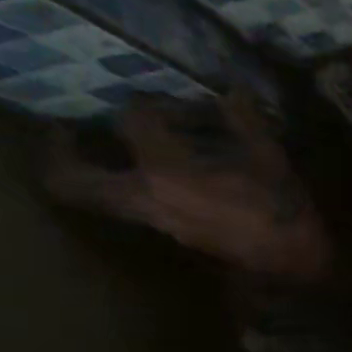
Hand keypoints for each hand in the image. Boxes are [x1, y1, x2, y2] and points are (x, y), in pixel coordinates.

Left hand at [44, 93, 331, 280]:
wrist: (292, 262)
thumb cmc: (281, 206)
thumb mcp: (269, 154)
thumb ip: (244, 117)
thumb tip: (231, 90)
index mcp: (168, 169)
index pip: (132, 120)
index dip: (146, 102)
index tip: (165, 97)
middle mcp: (147, 196)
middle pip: (75, 180)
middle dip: (60, 154)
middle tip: (62, 130)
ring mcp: (155, 220)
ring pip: (99, 198)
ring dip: (92, 172)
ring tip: (107, 149)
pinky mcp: (171, 233)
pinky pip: (132, 205)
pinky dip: (130, 185)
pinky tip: (161, 173)